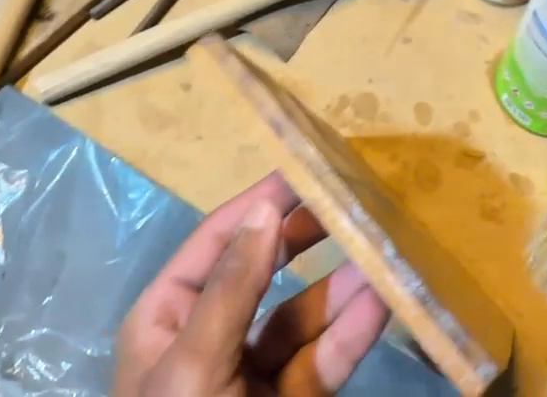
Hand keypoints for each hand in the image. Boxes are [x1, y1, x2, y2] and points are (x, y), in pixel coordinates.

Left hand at [115, 172, 390, 396]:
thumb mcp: (191, 367)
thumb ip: (229, 291)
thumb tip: (264, 211)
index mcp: (167, 316)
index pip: (217, 242)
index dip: (258, 204)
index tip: (304, 172)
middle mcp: (209, 336)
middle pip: (262, 272)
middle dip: (303, 238)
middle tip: (346, 201)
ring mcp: (250, 374)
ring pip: (301, 317)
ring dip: (339, 285)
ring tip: (377, 249)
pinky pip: (320, 360)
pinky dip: (350, 333)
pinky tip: (379, 302)